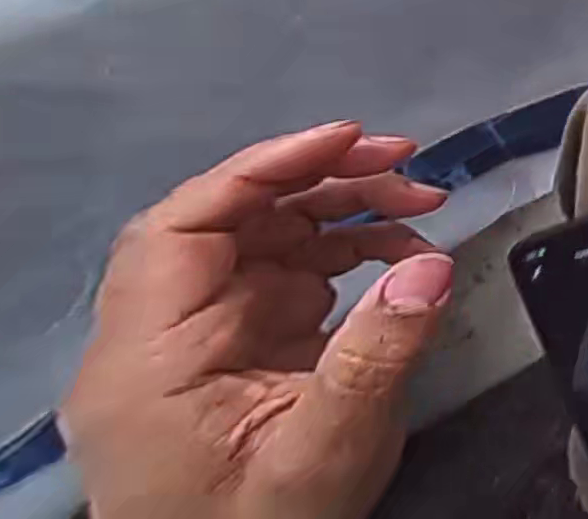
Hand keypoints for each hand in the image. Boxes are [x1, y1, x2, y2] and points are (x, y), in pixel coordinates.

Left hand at [63, 121, 453, 518]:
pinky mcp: (261, 332)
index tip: (349, 139)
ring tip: (427, 198)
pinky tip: (414, 252)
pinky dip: (366, 243)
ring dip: (353, 202)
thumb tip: (433, 264)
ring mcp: (219, 328)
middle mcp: (174, 330)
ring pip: (276, 230)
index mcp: (153, 357)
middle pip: (234, 217)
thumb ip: (376, 356)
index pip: (179, 230)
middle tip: (406, 157)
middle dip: (323, 175)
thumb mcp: (326, 449)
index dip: (260, 170)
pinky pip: (310, 262)